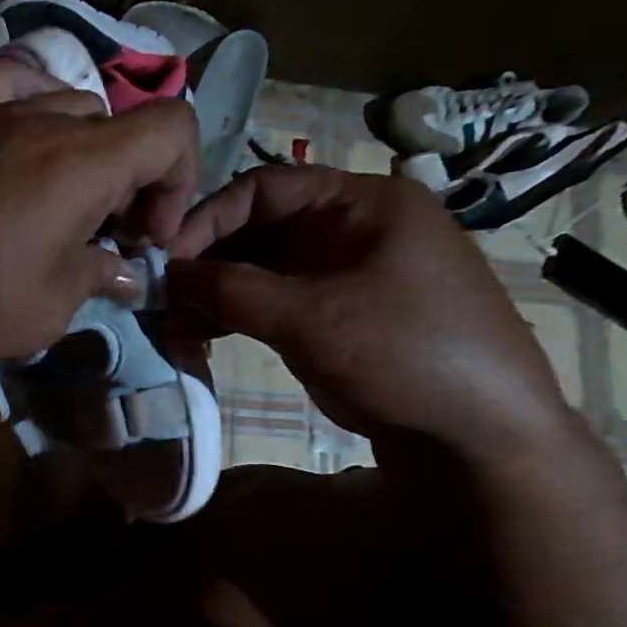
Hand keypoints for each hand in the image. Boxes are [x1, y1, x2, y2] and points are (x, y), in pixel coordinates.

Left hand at [0, 58, 199, 360]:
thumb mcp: (51, 308)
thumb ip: (97, 279)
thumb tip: (122, 273)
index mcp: (85, 162)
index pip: (172, 128)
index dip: (180, 180)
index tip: (147, 236)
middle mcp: (46, 121)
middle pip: (117, 126)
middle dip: (127, 179)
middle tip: (100, 234)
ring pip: (67, 107)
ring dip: (82, 151)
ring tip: (58, 201)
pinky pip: (3, 89)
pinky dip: (26, 108)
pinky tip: (19, 143)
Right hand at [161, 165, 574, 457]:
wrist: (472, 437)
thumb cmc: (400, 353)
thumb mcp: (306, 315)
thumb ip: (227, 288)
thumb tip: (161, 274)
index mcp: (361, 203)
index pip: (263, 189)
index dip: (206, 219)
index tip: (163, 259)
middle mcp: (348, 229)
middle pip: (255, 230)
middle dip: (202, 264)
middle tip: (154, 297)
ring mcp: (339, 274)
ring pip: (255, 271)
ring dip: (208, 295)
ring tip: (164, 324)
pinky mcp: (330, 315)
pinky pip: (267, 302)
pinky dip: (229, 316)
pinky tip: (190, 336)